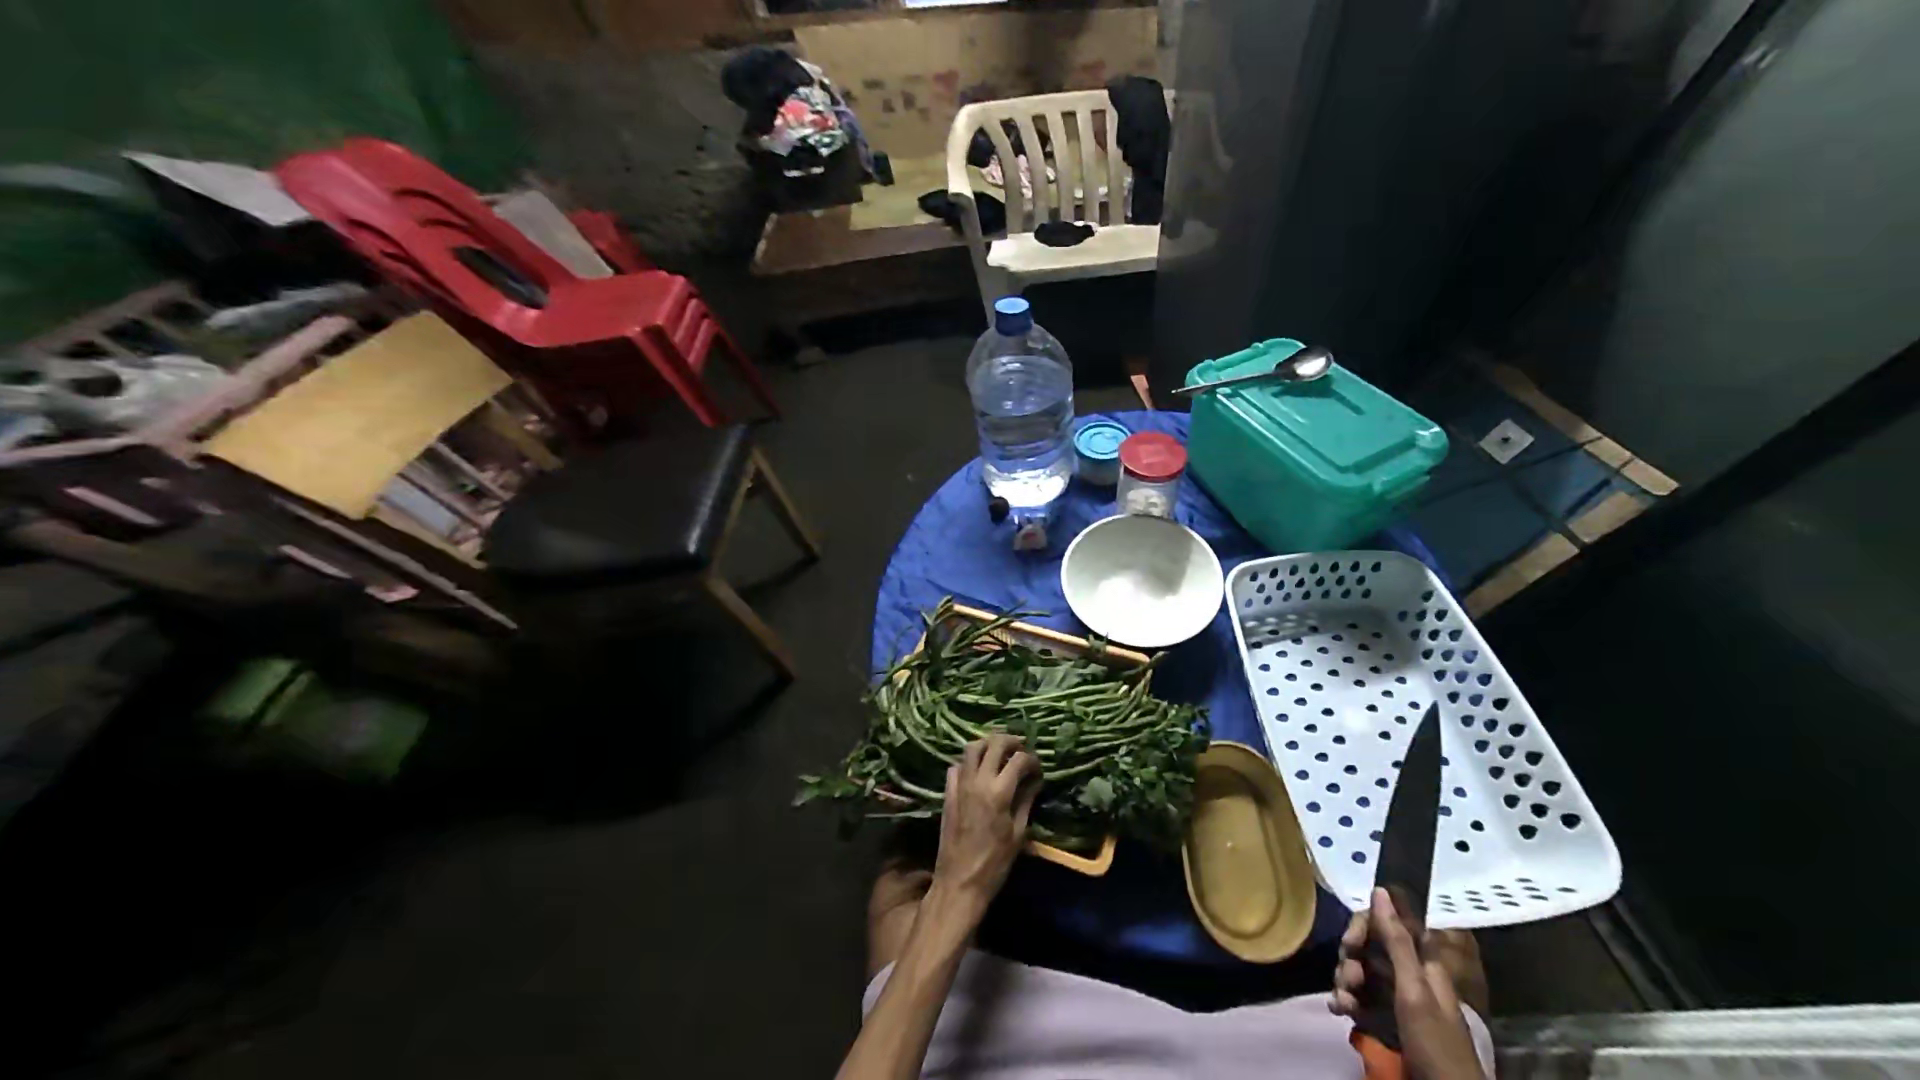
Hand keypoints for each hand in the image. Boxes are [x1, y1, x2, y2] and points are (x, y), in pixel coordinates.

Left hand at [930, 734, 1041, 917]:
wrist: (960, 881)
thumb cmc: (995, 863)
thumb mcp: (1018, 833)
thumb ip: (1026, 801)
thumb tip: (1035, 780)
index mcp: (999, 792)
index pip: (1019, 760)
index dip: (1032, 759)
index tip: (1037, 767)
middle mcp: (978, 781)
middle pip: (994, 744)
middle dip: (1010, 741)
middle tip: (1021, 747)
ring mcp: (960, 785)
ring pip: (971, 748)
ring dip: (988, 744)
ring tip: (999, 751)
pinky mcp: (947, 793)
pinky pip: (957, 766)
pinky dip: (969, 762)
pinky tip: (977, 770)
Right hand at [1331, 888, 1485, 1079]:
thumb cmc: (1436, 1044)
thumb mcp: (1415, 991)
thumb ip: (1397, 941)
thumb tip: (1380, 890)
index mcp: (1422, 963)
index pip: (1386, 924)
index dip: (1363, 928)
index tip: (1350, 944)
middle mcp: (1408, 974)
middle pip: (1368, 948)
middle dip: (1350, 960)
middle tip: (1348, 979)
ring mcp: (1396, 999)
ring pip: (1359, 973)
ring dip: (1345, 982)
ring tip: (1344, 1003)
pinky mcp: (1385, 1020)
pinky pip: (1358, 999)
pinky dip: (1345, 1001)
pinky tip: (1339, 1010)